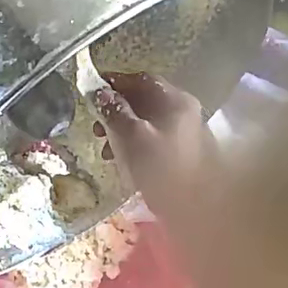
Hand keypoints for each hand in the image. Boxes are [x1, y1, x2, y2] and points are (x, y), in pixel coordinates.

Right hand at [92, 71, 214, 219]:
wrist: (196, 207)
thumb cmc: (162, 168)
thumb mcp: (132, 137)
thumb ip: (114, 112)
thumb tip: (99, 93)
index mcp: (174, 100)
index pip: (141, 80)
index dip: (115, 82)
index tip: (91, 91)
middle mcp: (182, 111)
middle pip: (143, 100)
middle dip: (115, 110)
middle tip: (95, 125)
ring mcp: (183, 132)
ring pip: (146, 121)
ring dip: (122, 129)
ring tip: (104, 148)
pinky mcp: (180, 152)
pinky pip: (151, 138)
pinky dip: (133, 144)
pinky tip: (121, 161)